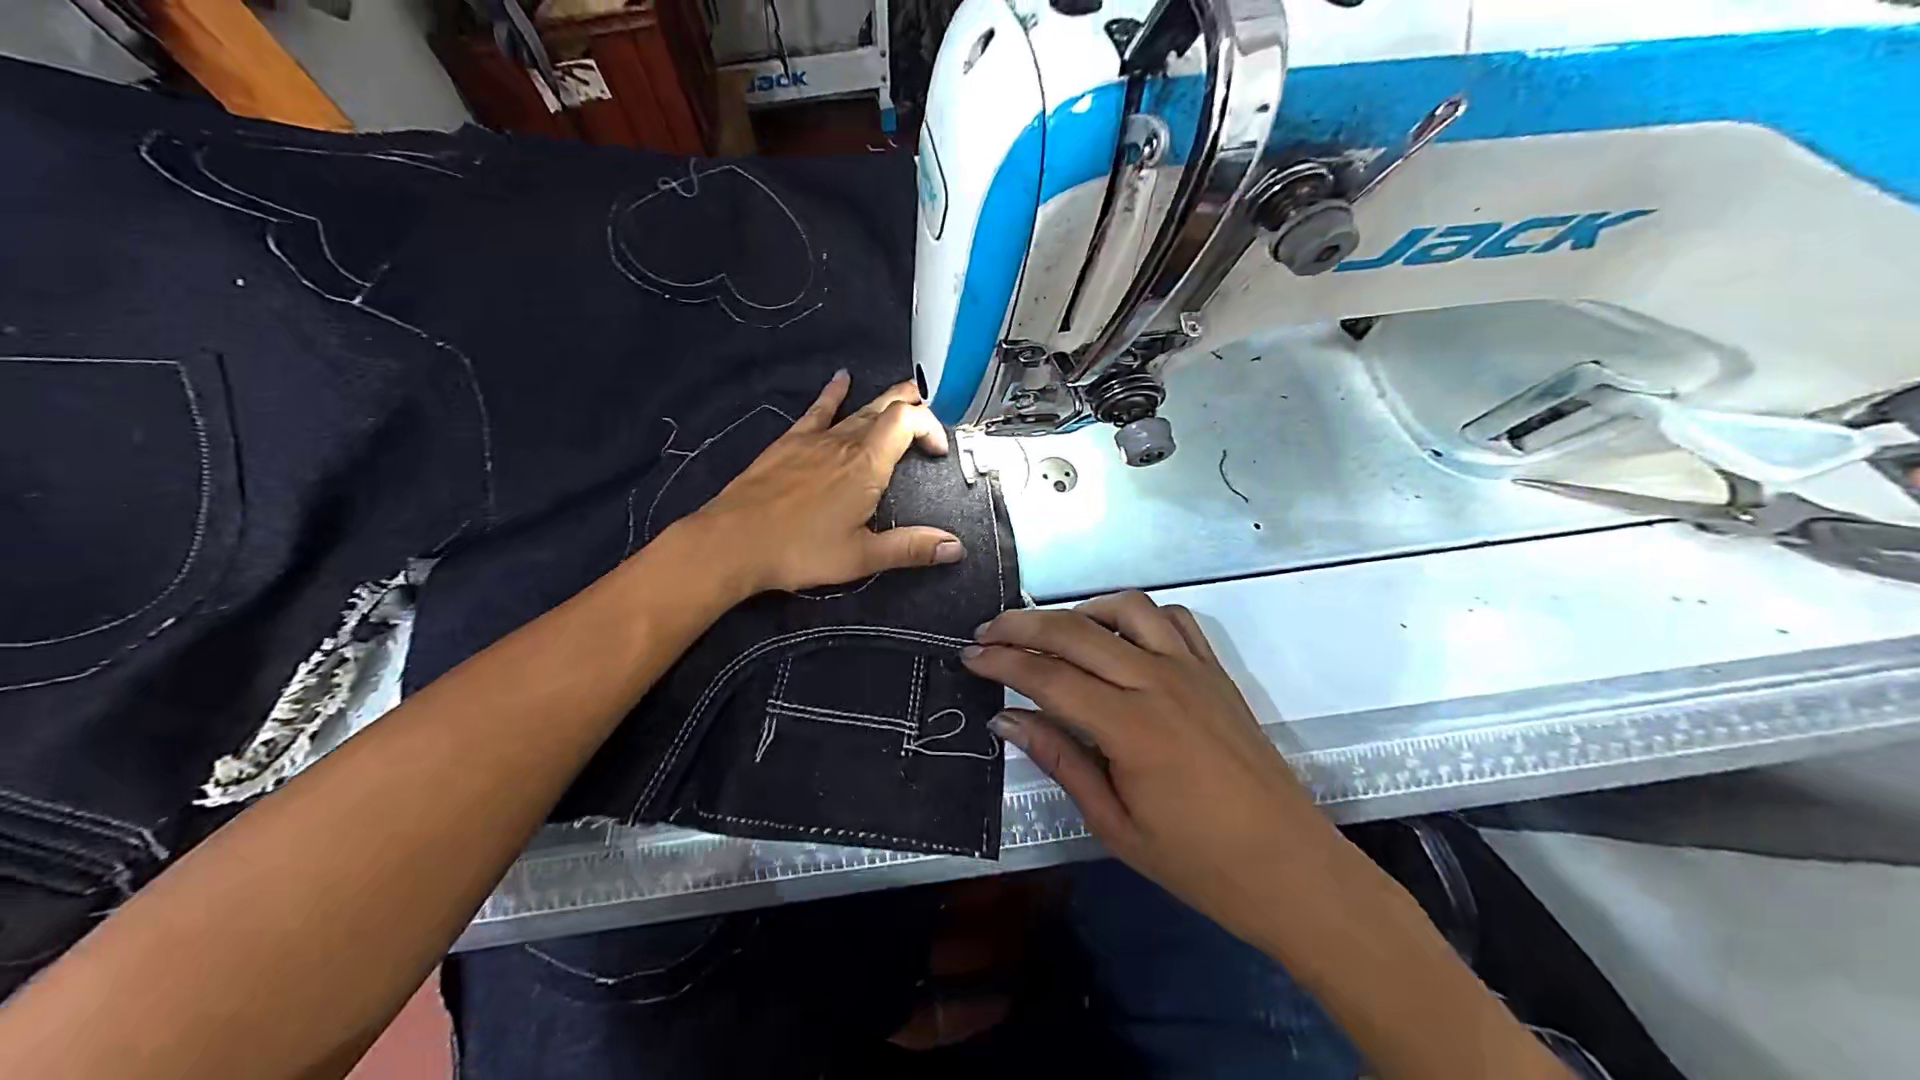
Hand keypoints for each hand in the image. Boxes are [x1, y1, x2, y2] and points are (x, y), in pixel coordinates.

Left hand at [675, 371, 963, 597]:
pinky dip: (833, 393)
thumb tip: (956, 548)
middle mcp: (844, 442)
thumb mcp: (862, 556)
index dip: (931, 426)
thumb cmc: (799, 550)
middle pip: (886, 407)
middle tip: (932, 411)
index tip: (938, 451)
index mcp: (867, 465)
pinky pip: (817, 410)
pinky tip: (840, 379)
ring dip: (885, 400)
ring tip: (905, 390)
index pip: (909, 421)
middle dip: (914, 404)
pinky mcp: (790, 442)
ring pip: (858, 408)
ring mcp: (815, 438)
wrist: (733, 541)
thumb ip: (911, 548)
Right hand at [962, 592, 1340, 940]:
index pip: (1049, 676)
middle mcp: (1159, 682)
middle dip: (1022, 625)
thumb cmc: (1198, 862)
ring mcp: (1193, 670)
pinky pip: (1174, 619)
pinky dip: (1136, 614)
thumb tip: (1007, 721)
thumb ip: (1061, 760)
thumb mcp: (1114, 825)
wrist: (1291, 869)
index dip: (1002, 662)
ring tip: (1050, 631)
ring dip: (1079, 609)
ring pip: (1125, 608)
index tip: (970, 656)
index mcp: (1130, 727)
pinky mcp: (1216, 672)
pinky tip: (1118, 635)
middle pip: (1076, 631)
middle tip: (987, 632)